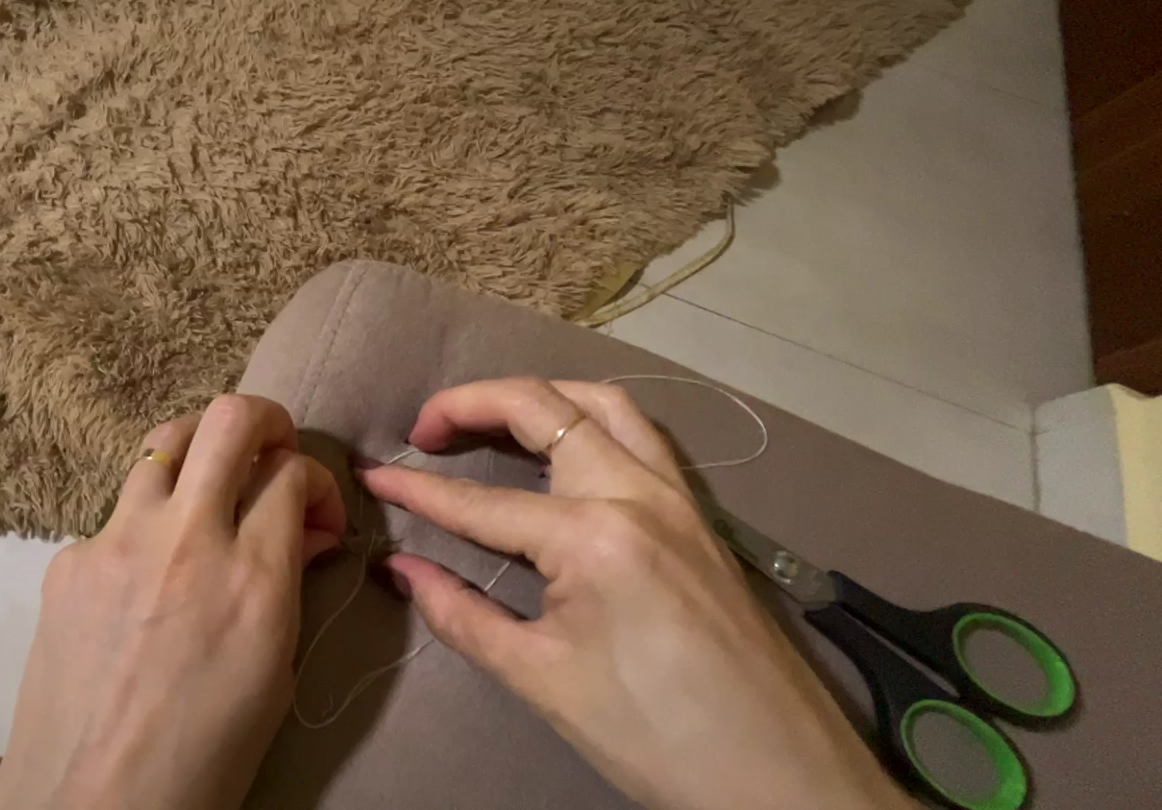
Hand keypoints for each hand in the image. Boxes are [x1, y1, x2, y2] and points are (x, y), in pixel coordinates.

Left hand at [0, 395, 347, 809]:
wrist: (89, 809)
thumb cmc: (203, 759)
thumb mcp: (274, 676)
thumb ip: (290, 583)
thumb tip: (304, 530)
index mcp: (250, 579)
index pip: (293, 473)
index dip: (315, 480)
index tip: (314, 512)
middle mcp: (184, 540)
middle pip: (229, 419)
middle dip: (265, 419)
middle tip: (271, 452)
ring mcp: (117, 541)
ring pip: (166, 440)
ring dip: (201, 450)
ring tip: (210, 485)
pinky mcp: (70, 556)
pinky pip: (120, 512)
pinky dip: (149, 525)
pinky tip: (146, 575)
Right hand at [361, 378, 913, 809]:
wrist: (794, 790)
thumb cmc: (658, 739)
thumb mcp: (542, 680)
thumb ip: (460, 614)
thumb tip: (400, 567)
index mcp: (593, 537)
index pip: (479, 501)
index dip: (417, 487)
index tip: (372, 474)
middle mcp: (636, 493)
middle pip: (540, 408)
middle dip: (469, 404)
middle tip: (425, 428)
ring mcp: (676, 495)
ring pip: (598, 402)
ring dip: (534, 396)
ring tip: (489, 417)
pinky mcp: (697, 511)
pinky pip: (637, 431)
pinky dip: (585, 415)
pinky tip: (563, 444)